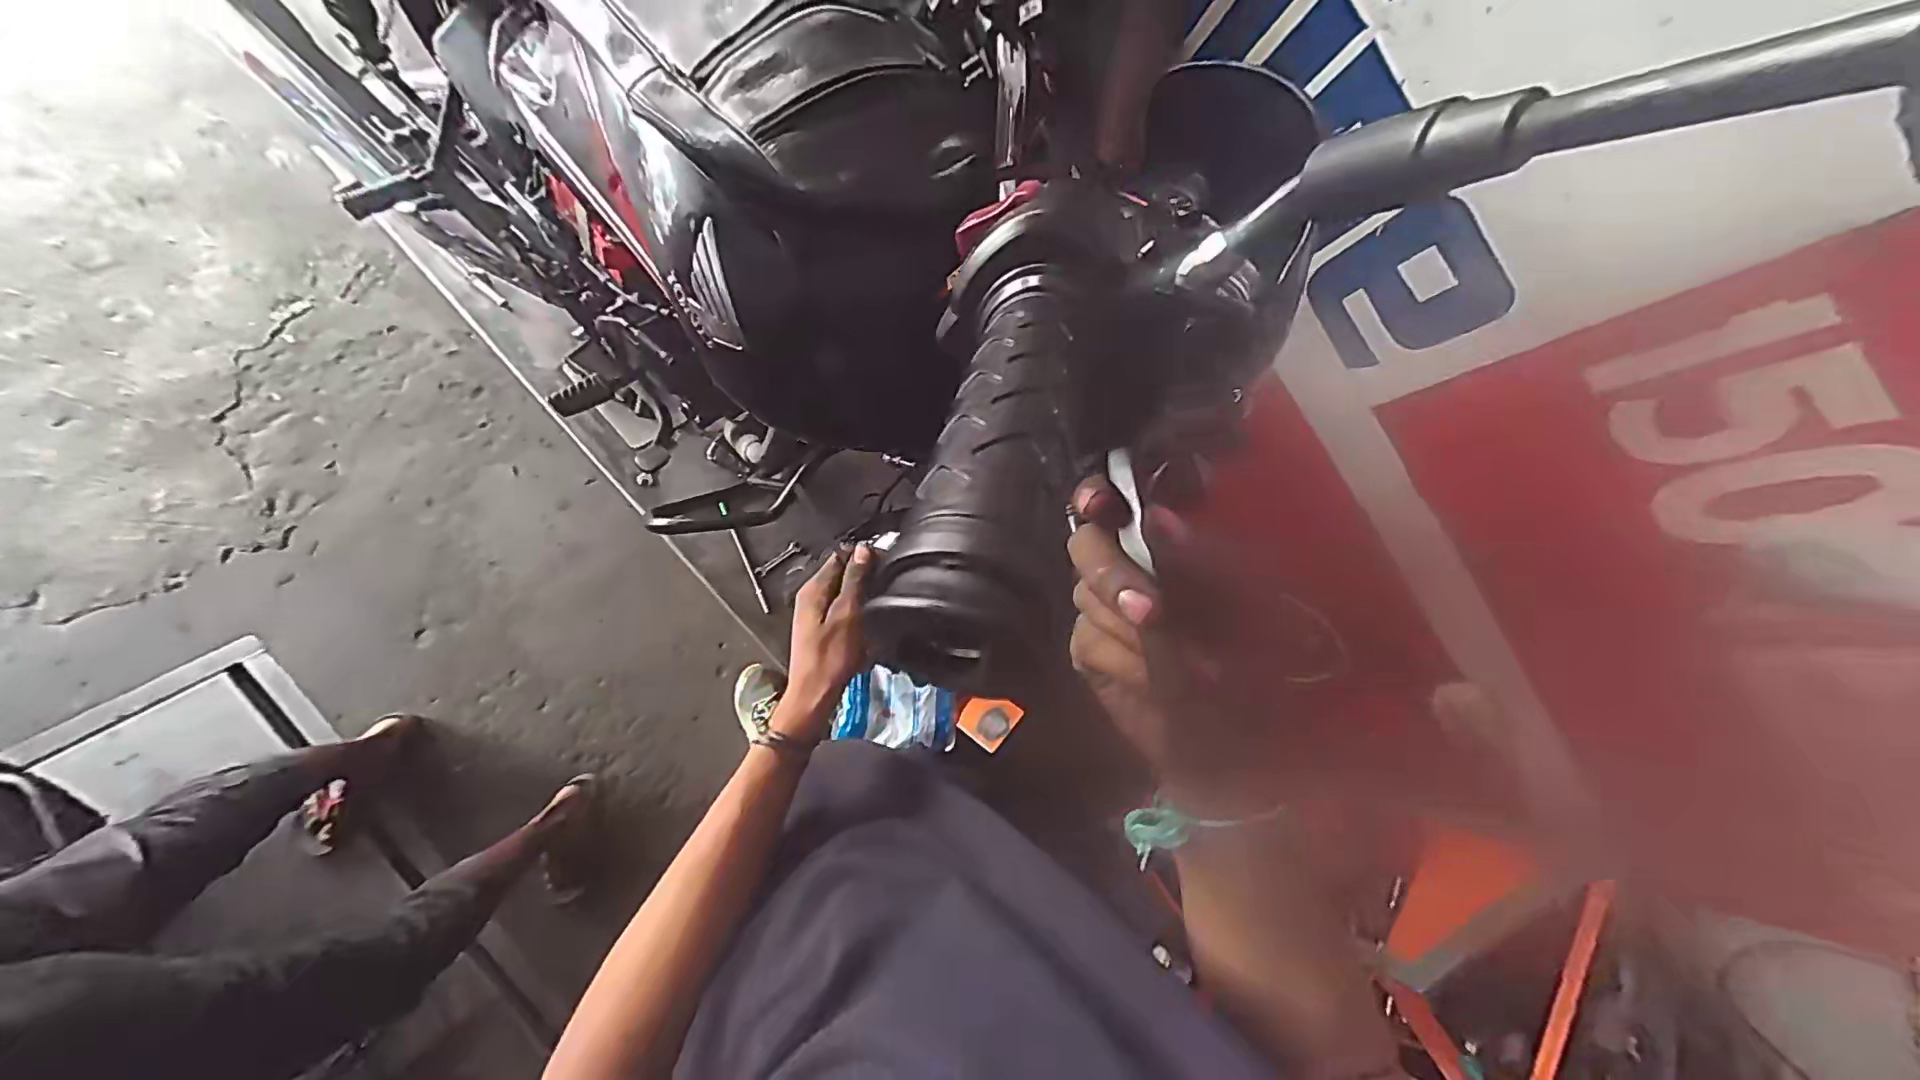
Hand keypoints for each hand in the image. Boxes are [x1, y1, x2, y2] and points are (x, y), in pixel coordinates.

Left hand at [772, 544, 872, 741]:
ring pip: (842, 590)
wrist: (815, 695)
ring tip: (882, 595)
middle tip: (887, 578)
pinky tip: (869, 615)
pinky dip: (857, 607)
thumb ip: (854, 581)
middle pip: (840, 572)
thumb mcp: (846, 614)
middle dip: (863, 572)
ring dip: (861, 591)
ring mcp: (814, 613)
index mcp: (813, 589)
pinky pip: (842, 607)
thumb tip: (863, 550)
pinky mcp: (822, 628)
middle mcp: (810, 597)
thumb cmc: (831, 657)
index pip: (840, 556)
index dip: (863, 555)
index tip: (885, 560)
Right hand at [1067, 475, 1343, 809]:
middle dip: (1114, 576)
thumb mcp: (1238, 603)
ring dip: (1141, 636)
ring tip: (1197, 670)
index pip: (1111, 502)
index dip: (1096, 496)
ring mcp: (1097, 609)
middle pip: (1086, 546)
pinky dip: (1131, 665)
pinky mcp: (1087, 650)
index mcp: (1158, 543)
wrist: (1239, 740)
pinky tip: (1163, 686)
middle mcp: (1120, 567)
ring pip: (1090, 598)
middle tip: (1149, 611)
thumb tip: (1157, 520)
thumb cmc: (1250, 658)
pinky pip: (1092, 644)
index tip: (1099, 504)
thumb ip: (1194, 560)